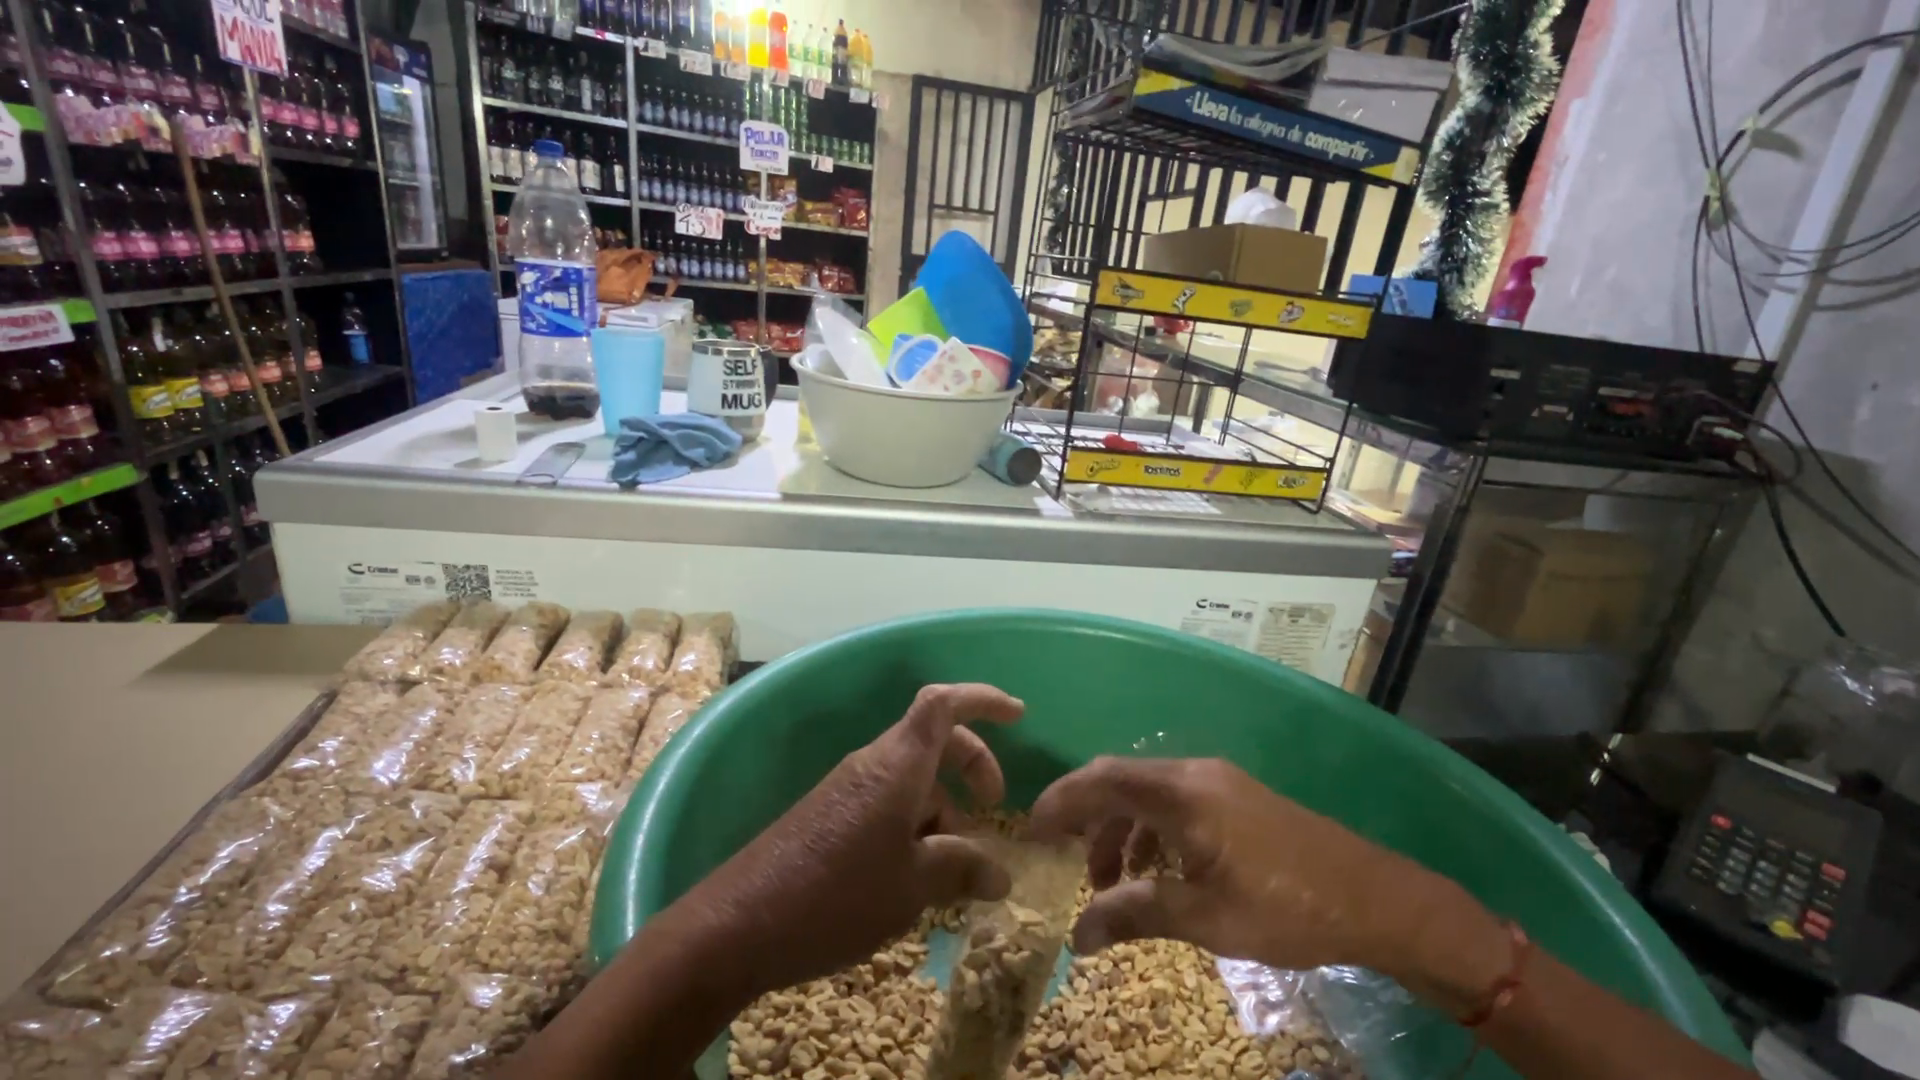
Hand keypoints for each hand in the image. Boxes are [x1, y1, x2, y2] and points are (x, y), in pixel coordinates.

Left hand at [679, 683, 1024, 997]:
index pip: (943, 705)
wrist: (738, 925)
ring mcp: (847, 793)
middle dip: (973, 765)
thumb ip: (963, 869)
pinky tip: (915, 883)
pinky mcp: (829, 820)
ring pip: (912, 782)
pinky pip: (886, 808)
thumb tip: (1001, 874)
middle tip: (995, 808)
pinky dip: (914, 831)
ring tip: (954, 874)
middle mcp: (873, 767)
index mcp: (897, 766)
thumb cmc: (837, 896)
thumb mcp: (913, 887)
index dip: (983, 699)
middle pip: (933, 742)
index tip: (1019, 715)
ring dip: (943, 814)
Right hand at [1030, 757, 1508, 1010]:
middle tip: (1063, 862)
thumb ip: (1134, 916)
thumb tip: (1076, 937)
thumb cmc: (1285, 906)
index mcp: (1182, 793)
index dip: (1061, 801)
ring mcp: (1219, 783)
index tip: (1031, 832)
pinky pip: (1175, 804)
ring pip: (1148, 795)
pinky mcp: (1237, 799)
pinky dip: (1151, 833)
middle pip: (1120, 781)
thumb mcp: (1204, 917)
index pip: (1102, 780)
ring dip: (1120, 832)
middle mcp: (1195, 775)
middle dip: (1086, 820)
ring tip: (1112, 886)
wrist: (1376, 899)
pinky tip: (1156, 875)